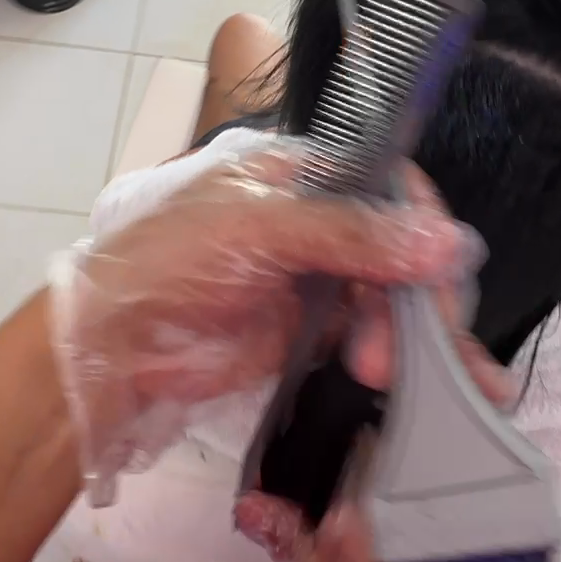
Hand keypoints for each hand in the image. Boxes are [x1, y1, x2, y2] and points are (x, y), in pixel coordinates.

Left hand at [48, 138, 479, 503]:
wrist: (114, 343)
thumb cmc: (174, 260)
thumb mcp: (258, 230)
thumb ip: (350, 233)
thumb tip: (446, 242)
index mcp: (305, 176)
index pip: (387, 185)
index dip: (420, 221)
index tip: (441, 265)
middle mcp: (321, 222)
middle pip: (400, 248)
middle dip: (418, 294)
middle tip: (424, 340)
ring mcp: (320, 279)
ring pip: (394, 298)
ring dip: (411, 336)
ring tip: (388, 372)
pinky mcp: (316, 331)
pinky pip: (373, 339)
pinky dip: (399, 361)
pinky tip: (418, 385)